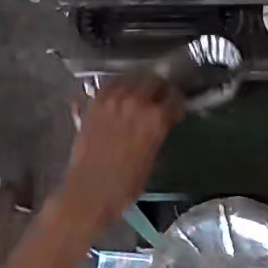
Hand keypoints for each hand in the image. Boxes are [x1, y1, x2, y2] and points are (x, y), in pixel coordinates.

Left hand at [60, 74, 182, 224]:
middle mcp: (136, 102)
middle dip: (159, 88)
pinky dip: (118, 86)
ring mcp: (112, 99)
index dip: (177, 101)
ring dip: (138, 83)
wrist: (89, 191)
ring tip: (139, 92)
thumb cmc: (125, 184)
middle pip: (153, 80)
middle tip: (159, 96)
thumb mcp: (153, 158)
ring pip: (131, 77)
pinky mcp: (95, 102)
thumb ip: (158, 132)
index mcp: (156, 118)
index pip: (174, 97)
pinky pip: (110, 84)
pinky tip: (119, 94)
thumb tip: (160, 122)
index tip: (176, 105)